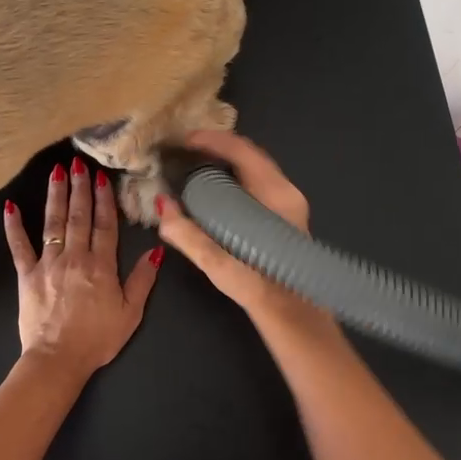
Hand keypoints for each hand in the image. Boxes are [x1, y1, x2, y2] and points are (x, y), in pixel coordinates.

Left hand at [4, 156, 160, 373]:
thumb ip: (143, 280)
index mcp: (101, 266)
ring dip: (56, 196)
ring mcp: (48, 264)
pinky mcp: (27, 275)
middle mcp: (74, 257)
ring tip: (57, 172)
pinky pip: (20, 246)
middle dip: (80, 188)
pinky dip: (14, 226)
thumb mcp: (131, 313)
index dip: (104, 199)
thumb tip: (155, 249)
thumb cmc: (98, 339)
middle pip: (79, 216)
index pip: (105, 225)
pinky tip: (12, 206)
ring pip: (53, 223)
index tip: (102, 177)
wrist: (58, 358)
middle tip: (79, 163)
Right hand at [154, 130, 328, 331]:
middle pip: (248, 155)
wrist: (298, 319)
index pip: (243, 151)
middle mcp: (286, 193)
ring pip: (252, 169)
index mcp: (277, 197)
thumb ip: (191, 238)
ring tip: (189, 165)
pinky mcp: (282, 217)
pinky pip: (254, 184)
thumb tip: (162, 208)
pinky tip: (210, 191)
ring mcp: (287, 204)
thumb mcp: (224, 268)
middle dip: (214, 148)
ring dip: (222, 162)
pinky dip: (230, 178)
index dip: (211, 140)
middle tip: (179, 151)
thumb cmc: (265, 293)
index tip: (180, 141)